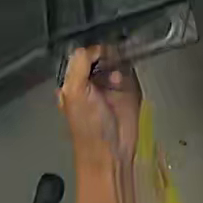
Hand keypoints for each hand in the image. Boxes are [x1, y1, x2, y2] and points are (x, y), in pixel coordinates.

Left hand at [58, 45, 142, 168]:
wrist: (111, 155)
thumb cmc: (88, 128)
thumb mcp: (74, 93)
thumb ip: (79, 65)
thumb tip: (93, 47)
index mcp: (73, 79)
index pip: (81, 52)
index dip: (89, 48)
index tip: (97, 49)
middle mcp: (92, 78)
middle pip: (100, 52)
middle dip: (105, 53)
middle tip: (108, 61)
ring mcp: (111, 83)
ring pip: (116, 57)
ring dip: (117, 62)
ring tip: (114, 78)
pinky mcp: (129, 89)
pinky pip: (130, 69)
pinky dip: (128, 69)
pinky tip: (121, 81)